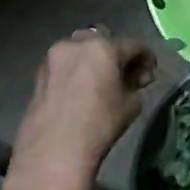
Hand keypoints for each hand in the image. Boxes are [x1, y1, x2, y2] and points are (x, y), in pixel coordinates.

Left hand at [5, 27, 156, 189]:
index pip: (134, 45)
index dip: (147, 58)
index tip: (150, 74)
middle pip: (103, 38)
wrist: (54, 150)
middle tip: (125, 74)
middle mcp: (76, 44)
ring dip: (94, 58)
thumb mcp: (131, 104)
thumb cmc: (100, 124)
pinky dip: (77, 69)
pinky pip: (65, 62)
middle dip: (117, 52)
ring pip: (80, 48)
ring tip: (101, 81)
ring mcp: (54, 56)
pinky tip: (82, 90)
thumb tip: (130, 79)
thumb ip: (134, 84)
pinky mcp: (39, 72)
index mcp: (103, 47)